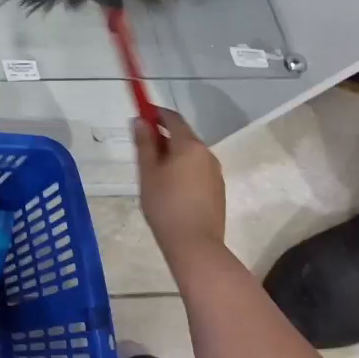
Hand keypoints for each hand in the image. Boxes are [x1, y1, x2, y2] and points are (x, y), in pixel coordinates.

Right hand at [134, 108, 225, 258]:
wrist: (195, 245)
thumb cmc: (165, 204)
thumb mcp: (147, 171)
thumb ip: (144, 143)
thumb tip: (140, 120)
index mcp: (189, 146)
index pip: (172, 118)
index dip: (155, 113)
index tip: (140, 114)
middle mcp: (207, 154)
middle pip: (183, 136)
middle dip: (162, 137)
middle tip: (142, 149)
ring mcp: (215, 173)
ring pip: (190, 155)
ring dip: (173, 155)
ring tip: (154, 173)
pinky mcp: (218, 191)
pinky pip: (198, 170)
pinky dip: (183, 170)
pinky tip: (171, 189)